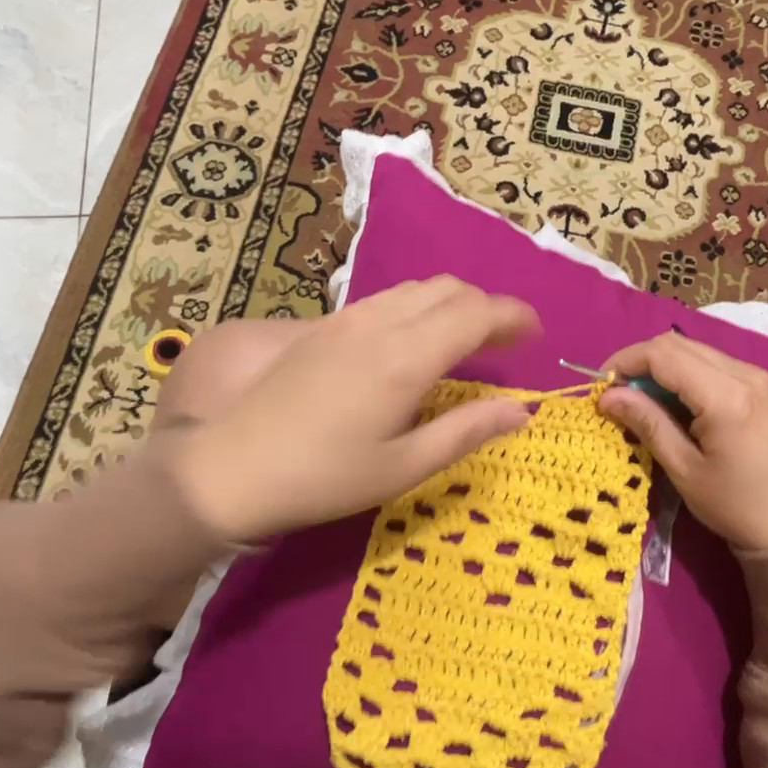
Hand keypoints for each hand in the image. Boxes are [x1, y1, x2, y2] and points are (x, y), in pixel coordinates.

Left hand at [171, 277, 538, 542]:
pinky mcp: (323, 328)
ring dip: (451, 305)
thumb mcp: (404, 467)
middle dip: (486, 308)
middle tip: (505, 345)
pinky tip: (414, 346)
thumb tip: (521, 411)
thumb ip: (466, 432)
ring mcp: (346, 321)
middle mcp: (379, 325)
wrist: (231, 467)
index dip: (512, 317)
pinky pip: (386, 300)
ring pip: (415, 289)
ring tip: (466, 343)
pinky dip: (418, 309)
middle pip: (449, 290)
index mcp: (405, 359)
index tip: (536, 334)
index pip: (475, 314)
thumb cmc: (324, 478)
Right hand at [598, 334, 767, 551]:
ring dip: (661, 368)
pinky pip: (713, 365)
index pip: (663, 354)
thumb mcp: (684, 469)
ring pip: (695, 351)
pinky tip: (672, 405)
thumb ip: (647, 424)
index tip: (600, 386)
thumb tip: (608, 396)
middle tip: (615, 394)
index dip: (624, 361)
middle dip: (639, 362)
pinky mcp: (762, 387)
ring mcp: (757, 377)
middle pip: (678, 344)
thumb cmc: (736, 505)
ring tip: (640, 401)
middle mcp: (744, 373)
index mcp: (725, 395)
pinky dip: (684, 375)